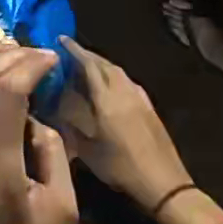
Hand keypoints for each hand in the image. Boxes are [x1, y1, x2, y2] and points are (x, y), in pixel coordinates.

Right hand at [56, 37, 191, 208]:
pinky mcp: (149, 107)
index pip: (89, 64)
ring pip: (118, 71)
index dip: (74, 50)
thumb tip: (57, 111)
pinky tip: (110, 86)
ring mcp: (139, 98)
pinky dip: (114, 76)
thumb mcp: (89, 152)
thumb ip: (72, 127)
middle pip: (105, 63)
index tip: (61, 39)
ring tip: (87, 67)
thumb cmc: (123, 168)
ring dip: (102, 64)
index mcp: (107, 98)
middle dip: (87, 54)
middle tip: (71, 53)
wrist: (165, 185)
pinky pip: (127, 81)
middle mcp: (124, 91)